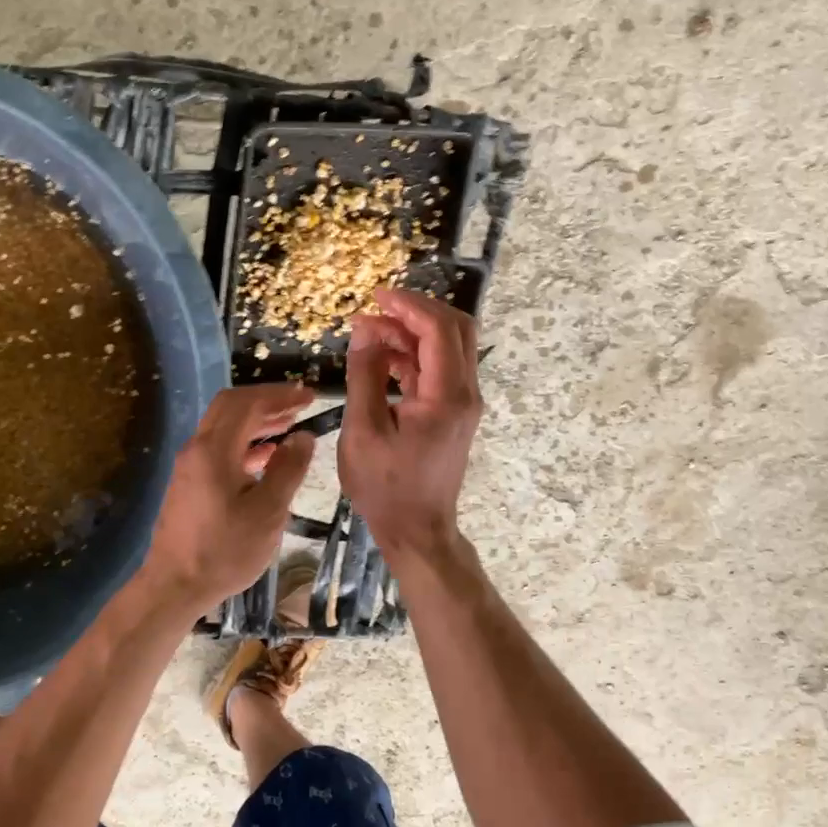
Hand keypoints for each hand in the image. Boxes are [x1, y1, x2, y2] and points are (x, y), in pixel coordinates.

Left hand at [140, 384, 316, 610]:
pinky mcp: (189, 483)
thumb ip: (288, 470)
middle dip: (266, 401)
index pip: (245, 403)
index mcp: (213, 450)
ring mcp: (189, 466)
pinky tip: (267, 456)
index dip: (279, 394)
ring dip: (255, 422)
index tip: (309, 395)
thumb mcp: (268, 512)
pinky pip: (218, 448)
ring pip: (223, 428)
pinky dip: (244, 443)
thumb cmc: (225, 551)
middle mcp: (195, 449)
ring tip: (290, 426)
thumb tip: (302, 436)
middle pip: (229, 407)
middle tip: (300, 405)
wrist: (175, 584)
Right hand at [338, 289, 482, 558]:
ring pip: (448, 348)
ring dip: (412, 333)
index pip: (438, 330)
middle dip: (415, 312)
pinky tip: (381, 358)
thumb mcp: (362, 429)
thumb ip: (365, 375)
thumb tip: (363, 331)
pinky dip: (413, 355)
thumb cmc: (385, 486)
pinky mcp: (452, 414)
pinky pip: (438, 370)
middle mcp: (465, 393)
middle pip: (455, 330)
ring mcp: (462, 404)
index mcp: (447, 396)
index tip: (374, 296)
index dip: (408, 306)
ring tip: (369, 334)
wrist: (416, 529)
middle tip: (375, 310)